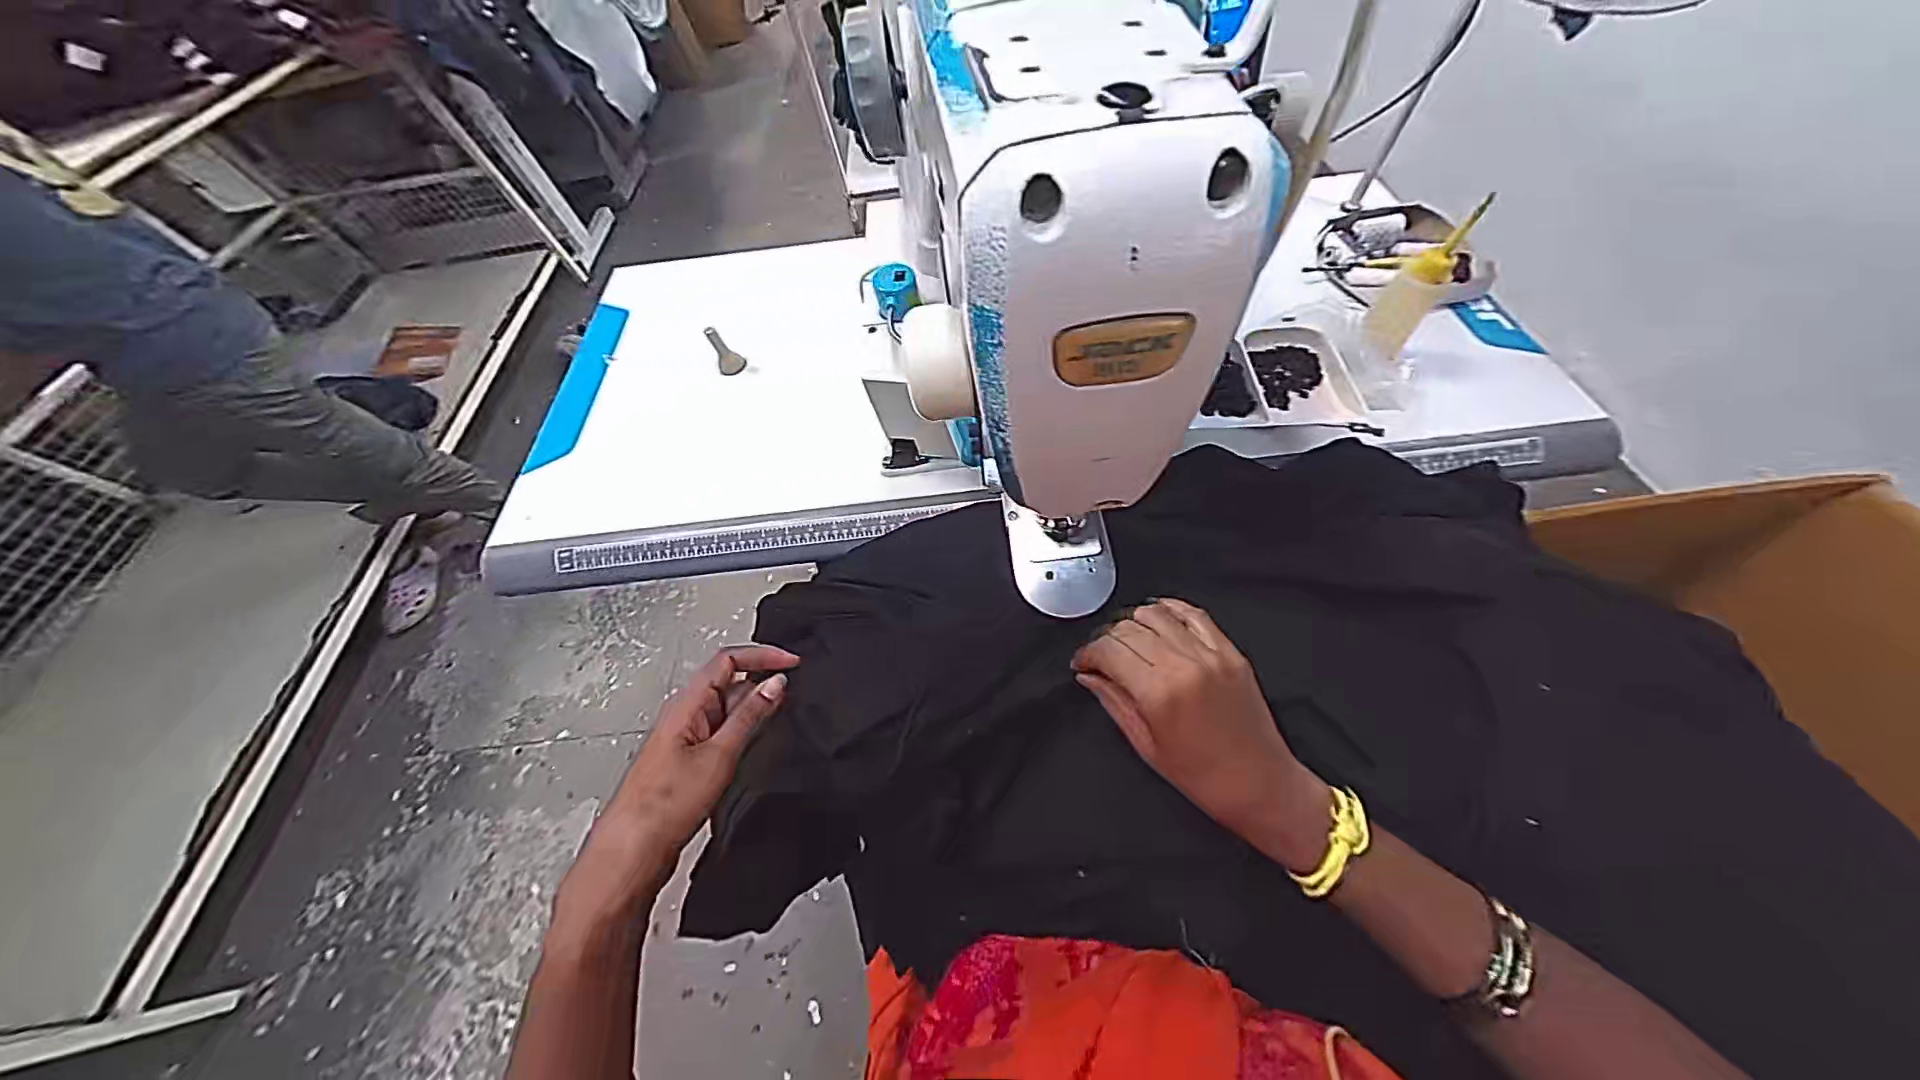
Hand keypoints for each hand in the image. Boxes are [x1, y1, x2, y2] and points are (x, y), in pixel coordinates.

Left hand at [557, 645, 799, 925]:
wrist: (632, 853)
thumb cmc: (662, 807)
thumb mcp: (719, 754)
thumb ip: (750, 716)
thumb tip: (775, 684)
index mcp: (687, 704)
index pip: (728, 660)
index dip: (763, 655)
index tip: (792, 662)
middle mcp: (686, 715)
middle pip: (729, 679)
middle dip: (763, 678)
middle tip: (794, 690)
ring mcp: (688, 736)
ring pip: (728, 705)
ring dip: (755, 705)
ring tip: (781, 715)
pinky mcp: (691, 758)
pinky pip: (723, 729)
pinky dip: (745, 728)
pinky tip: (757, 741)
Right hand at [1071, 599, 1331, 871]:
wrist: (1259, 785)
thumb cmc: (1206, 776)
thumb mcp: (1146, 744)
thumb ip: (1113, 701)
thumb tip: (1090, 676)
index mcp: (1159, 694)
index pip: (1108, 650)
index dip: (1087, 653)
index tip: (1083, 662)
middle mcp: (1185, 667)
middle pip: (1128, 628)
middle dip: (1106, 640)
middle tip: (1102, 656)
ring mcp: (1210, 656)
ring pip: (1156, 614)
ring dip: (1134, 622)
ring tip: (1128, 641)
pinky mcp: (1230, 652)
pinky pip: (1194, 614)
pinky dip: (1171, 610)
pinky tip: (1158, 619)